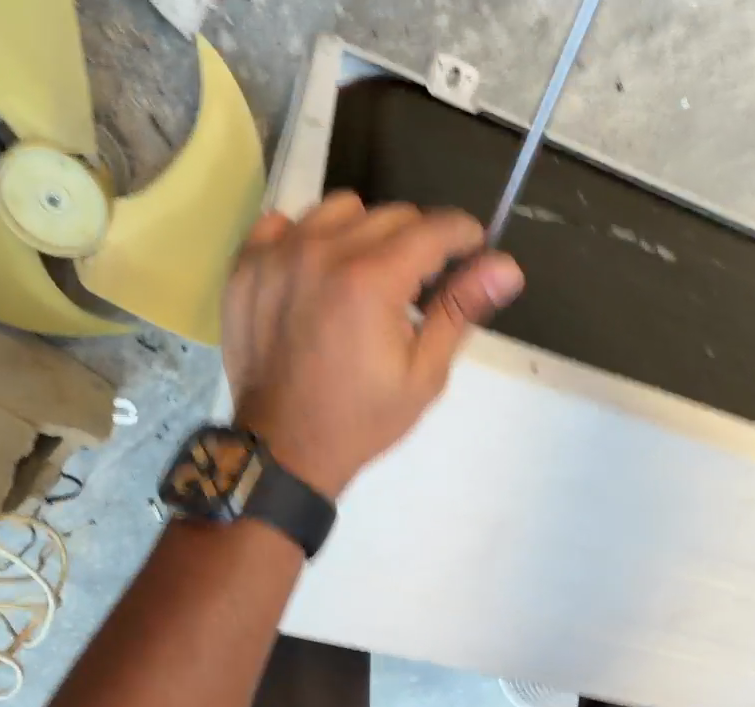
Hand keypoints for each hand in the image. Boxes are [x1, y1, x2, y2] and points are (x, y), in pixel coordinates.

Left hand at [221, 192, 524, 497]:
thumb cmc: (361, 419)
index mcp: (371, 280)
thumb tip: (508, 265)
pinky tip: (316, 276)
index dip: (464, 235)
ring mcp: (278, 256)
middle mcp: (323, 252)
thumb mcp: (423, 374)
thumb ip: (461, 308)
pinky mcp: (247, 267)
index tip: (471, 251)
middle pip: (390, 215)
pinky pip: (285, 224)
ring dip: (363, 234)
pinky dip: (307, 239)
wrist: (285, 449)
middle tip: (414, 287)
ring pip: (339, 210)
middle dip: (416, 241)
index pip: (434, 228)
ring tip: (364, 279)